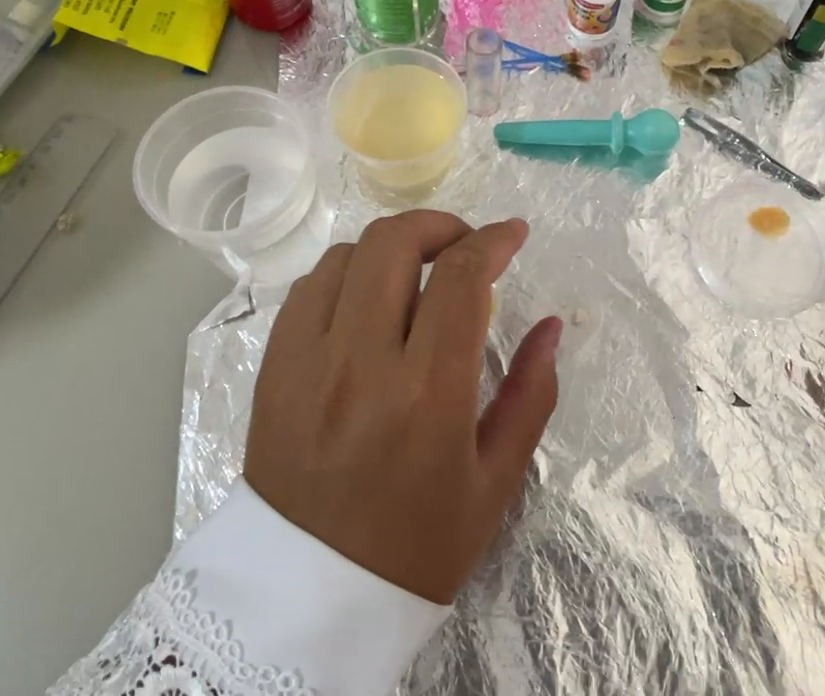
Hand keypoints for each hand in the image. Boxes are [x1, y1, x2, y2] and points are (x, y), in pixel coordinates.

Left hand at [243, 211, 561, 604]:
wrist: (313, 597)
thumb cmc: (418, 544)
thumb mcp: (497, 480)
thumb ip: (532, 393)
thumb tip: (551, 325)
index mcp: (428, 393)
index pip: (461, 276)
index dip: (493, 240)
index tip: (514, 235)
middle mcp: (362, 362)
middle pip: (393, 243)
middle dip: (439, 226)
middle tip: (465, 247)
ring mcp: (307, 362)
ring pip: (345, 256)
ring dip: (390, 250)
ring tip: (416, 276)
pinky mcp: (273, 370)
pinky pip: (306, 291)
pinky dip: (345, 276)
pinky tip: (367, 303)